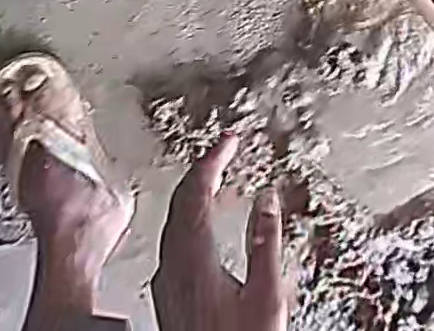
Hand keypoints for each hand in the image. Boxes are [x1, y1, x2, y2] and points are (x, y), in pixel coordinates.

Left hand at [153, 135, 289, 330]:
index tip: (231, 139)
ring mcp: (167, 280)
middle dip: (203, 167)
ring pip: (174, 218)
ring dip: (194, 189)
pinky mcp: (168, 293)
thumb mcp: (266, 296)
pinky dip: (190, 212)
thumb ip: (266, 241)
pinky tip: (204, 217)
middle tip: (226, 148)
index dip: (213, 158)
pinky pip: (174, 235)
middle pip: (181, 200)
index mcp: (194, 257)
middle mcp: (173, 264)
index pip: (197, 190)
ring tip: (217, 173)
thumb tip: (267, 196)